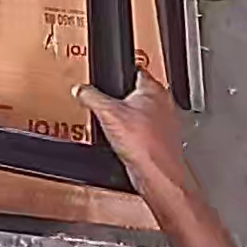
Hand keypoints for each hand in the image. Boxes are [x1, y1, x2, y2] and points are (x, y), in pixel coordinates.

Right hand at [73, 71, 198, 199]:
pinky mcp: (162, 142)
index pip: (137, 71)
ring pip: (142, 114)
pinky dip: (133, 136)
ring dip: (128, 119)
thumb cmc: (144, 143)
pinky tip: (124, 142)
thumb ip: (90, 96)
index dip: (122, 73)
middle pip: (137, 94)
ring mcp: (165, 124)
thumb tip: (80, 89)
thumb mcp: (106, 112)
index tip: (112, 76)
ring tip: (115, 126)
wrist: (157, 174)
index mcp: (154, 90)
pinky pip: (144, 133)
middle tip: (108, 104)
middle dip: (121, 99)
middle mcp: (164, 105)